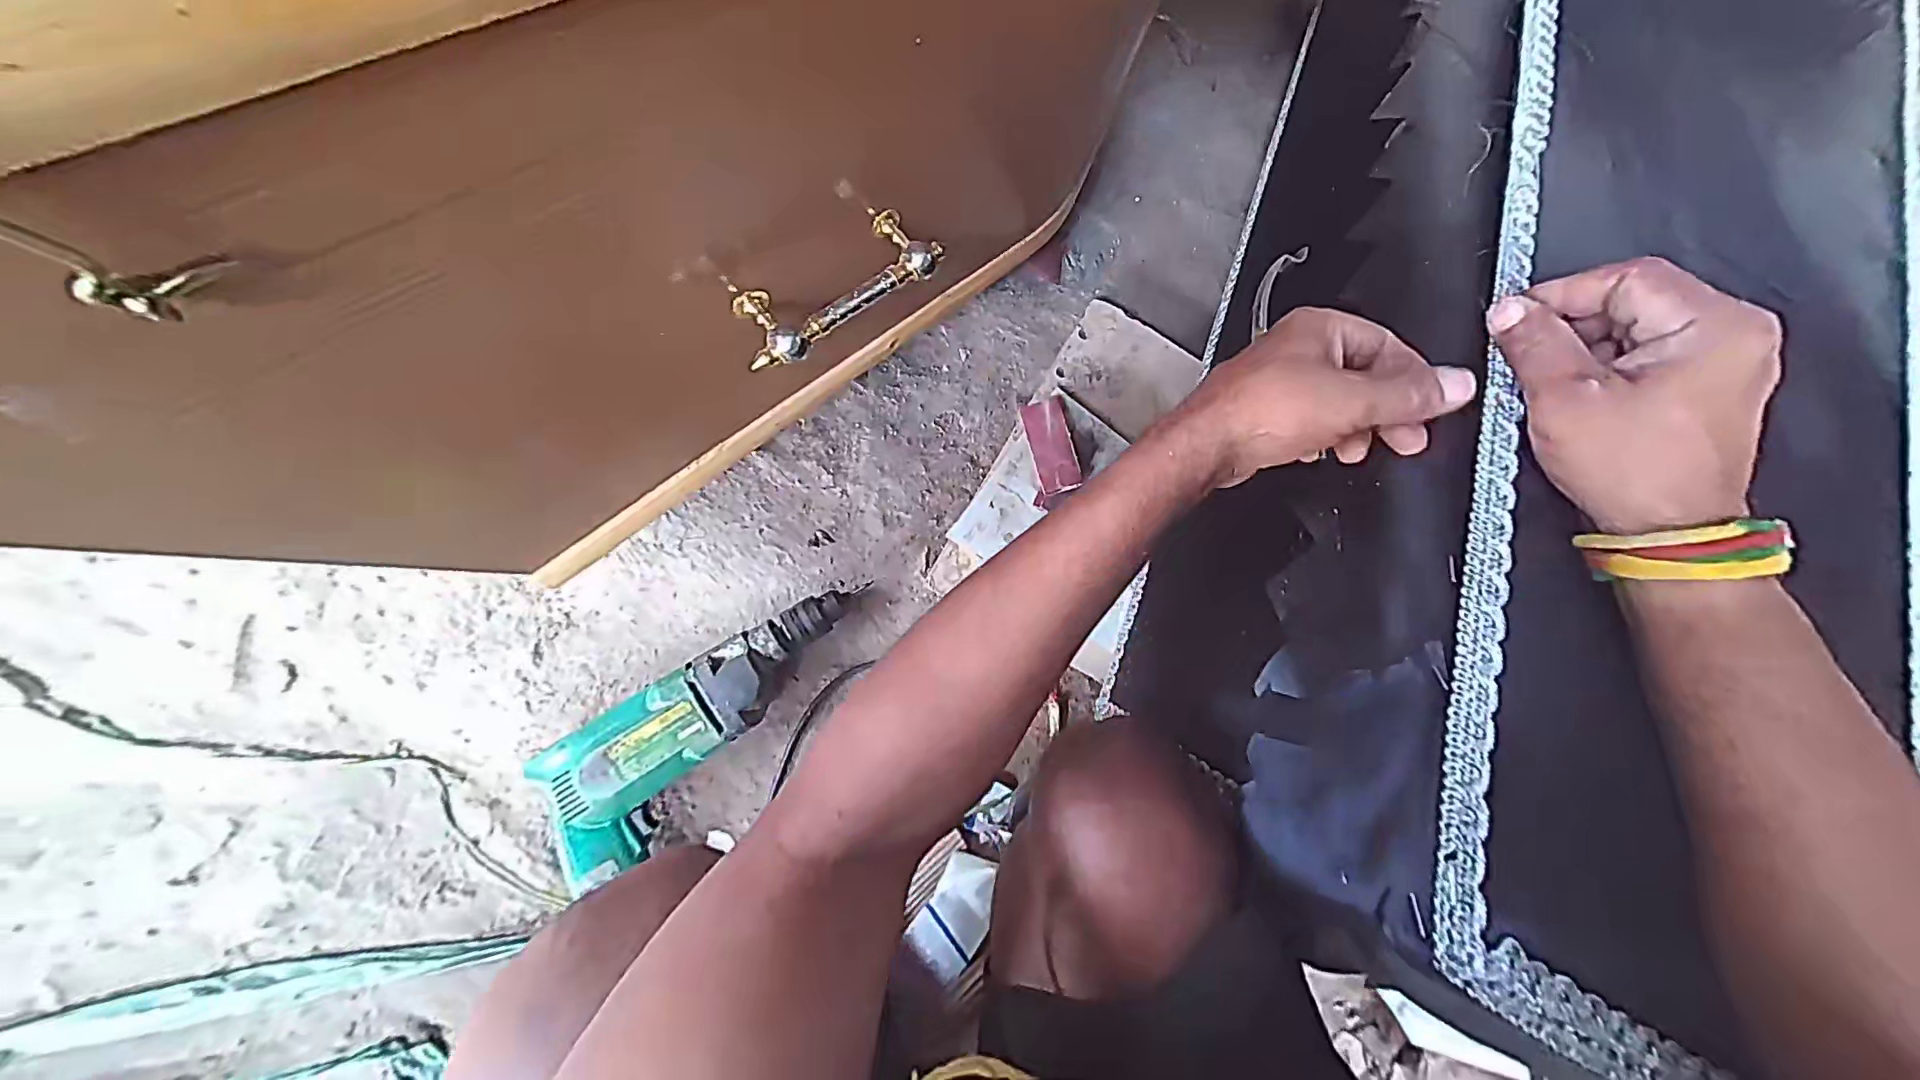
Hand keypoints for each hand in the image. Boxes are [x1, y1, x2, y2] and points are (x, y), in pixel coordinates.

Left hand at [1160, 307, 1477, 486]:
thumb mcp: (1352, 401)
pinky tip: (1321, 451)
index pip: (1389, 345)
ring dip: (1354, 427)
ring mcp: (1275, 382)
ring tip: (1358, 447)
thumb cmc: (1258, 413)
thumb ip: (1407, 395)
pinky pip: (1305, 422)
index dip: (1416, 379)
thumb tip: (1452, 385)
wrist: (1206, 447)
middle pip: (1362, 376)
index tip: (1433, 406)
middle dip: (1386, 409)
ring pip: (1334, 402)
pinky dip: (1321, 436)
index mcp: (1319, 329)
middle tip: (1406, 435)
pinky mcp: (1261, 413)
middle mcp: (1295, 349)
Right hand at [1486, 257, 1781, 534]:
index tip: (1511, 318)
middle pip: (1628, 303)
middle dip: (1565, 328)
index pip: (1623, 278)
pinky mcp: (1702, 386)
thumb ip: (1534, 344)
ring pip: (1629, 331)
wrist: (1666, 530)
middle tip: (1520, 356)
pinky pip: (1639, 357)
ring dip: (1577, 352)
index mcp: (1714, 325)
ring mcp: (1721, 362)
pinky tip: (1570, 397)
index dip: (1558, 295)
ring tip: (1545, 386)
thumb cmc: (1632, 472)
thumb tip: (1509, 310)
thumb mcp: (1563, 398)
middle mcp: (1731, 334)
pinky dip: (1597, 370)